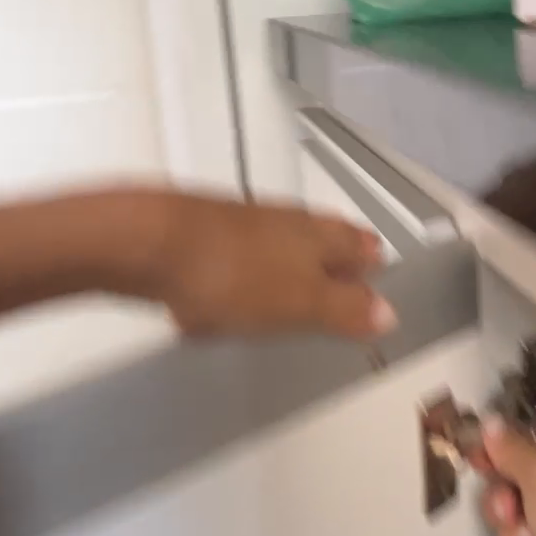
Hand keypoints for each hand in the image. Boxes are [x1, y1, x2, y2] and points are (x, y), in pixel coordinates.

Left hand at [139, 193, 393, 338]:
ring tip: (285, 303)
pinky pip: (239, 260)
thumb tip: (390, 314)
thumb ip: (345, 310)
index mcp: (321, 234)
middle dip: (334, 265)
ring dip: (289, 271)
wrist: (146, 243)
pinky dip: (243, 279)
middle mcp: (291, 221)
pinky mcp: (207, 235)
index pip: (363, 245)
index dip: (372, 267)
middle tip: (337, 293)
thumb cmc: (234, 274)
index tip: (376, 286)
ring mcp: (247, 224)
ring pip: (283, 247)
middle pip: (325, 241)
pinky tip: (224, 305)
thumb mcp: (300, 303)